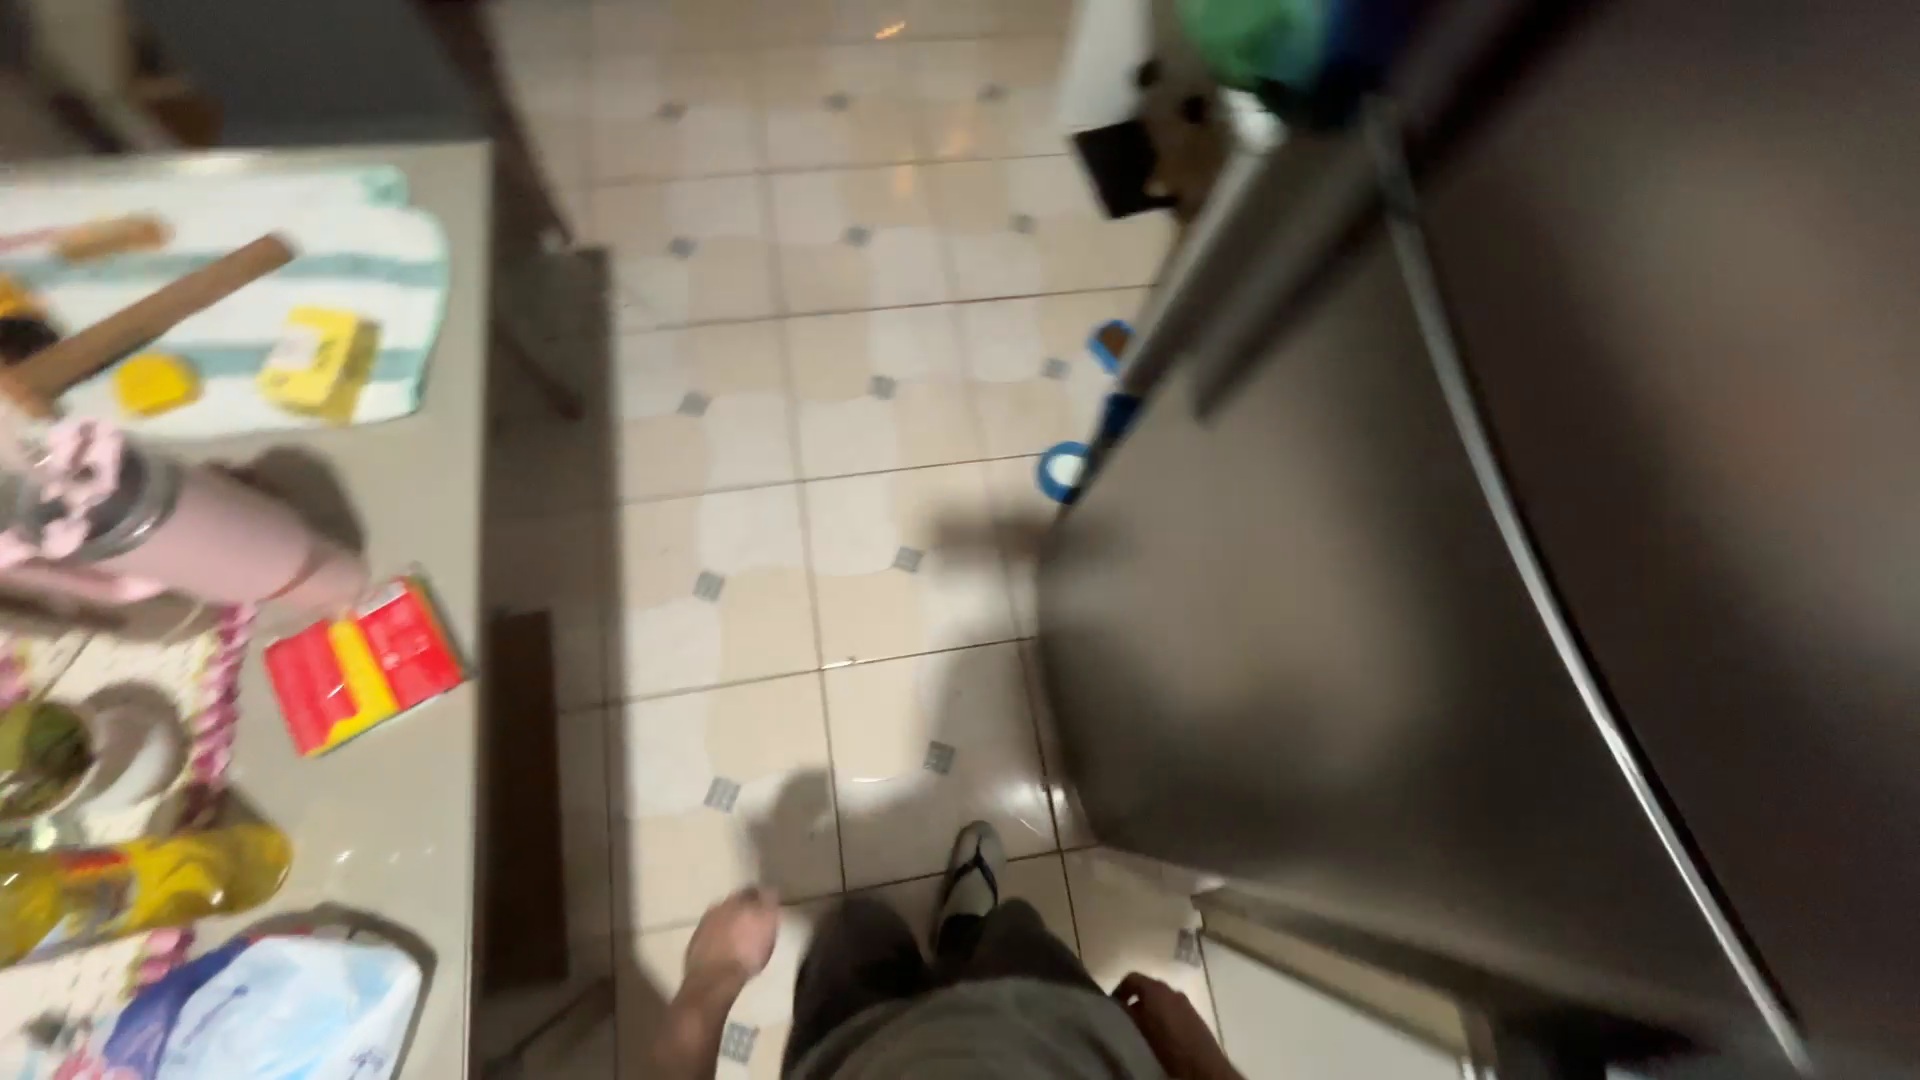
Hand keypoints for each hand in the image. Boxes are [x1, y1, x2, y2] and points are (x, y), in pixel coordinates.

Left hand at [683, 886, 780, 998]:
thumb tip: (770, 893)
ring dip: (729, 920)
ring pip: (722, 913)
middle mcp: (723, 905)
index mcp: (743, 901)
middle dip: (744, 907)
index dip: (762, 897)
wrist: (714, 980)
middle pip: (737, 900)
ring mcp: (707, 921)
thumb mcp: (768, 934)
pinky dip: (716, 934)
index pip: (755, 890)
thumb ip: (769, 910)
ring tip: (736, 935)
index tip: (767, 905)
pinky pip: (710, 930)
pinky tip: (721, 946)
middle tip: (752, 920)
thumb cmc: (747, 957)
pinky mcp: (695, 938)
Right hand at [1113, 973, 1236, 1079]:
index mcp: (1156, 988)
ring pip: (1162, 1001)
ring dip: (1150, 1011)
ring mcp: (1186, 1003)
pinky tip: (1161, 1038)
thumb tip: (1118, 1008)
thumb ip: (1128, 1014)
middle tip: (1126, 1020)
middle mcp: (1172, 990)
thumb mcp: (1141, 1030)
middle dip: (1135, 1002)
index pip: (1132, 978)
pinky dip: (1164, 1018)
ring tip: (1142, 1031)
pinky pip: (1174, 1011)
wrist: (1205, 1069)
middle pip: (1148, 989)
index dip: (1120, 990)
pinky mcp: (1195, 1018)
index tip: (1113, 1006)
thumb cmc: (1168, 1047)